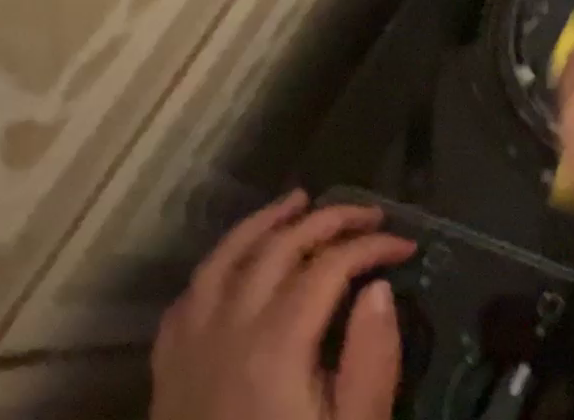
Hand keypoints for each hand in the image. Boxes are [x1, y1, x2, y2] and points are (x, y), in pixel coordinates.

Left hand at [151, 191, 416, 419]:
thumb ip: (372, 358)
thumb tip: (377, 288)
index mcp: (275, 348)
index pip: (329, 266)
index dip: (373, 246)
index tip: (407, 248)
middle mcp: (225, 334)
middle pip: (277, 249)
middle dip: (329, 220)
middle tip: (370, 214)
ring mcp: (188, 351)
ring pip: (221, 261)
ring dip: (263, 224)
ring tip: (299, 201)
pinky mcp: (166, 373)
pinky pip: (186, 300)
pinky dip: (217, 266)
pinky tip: (238, 262)